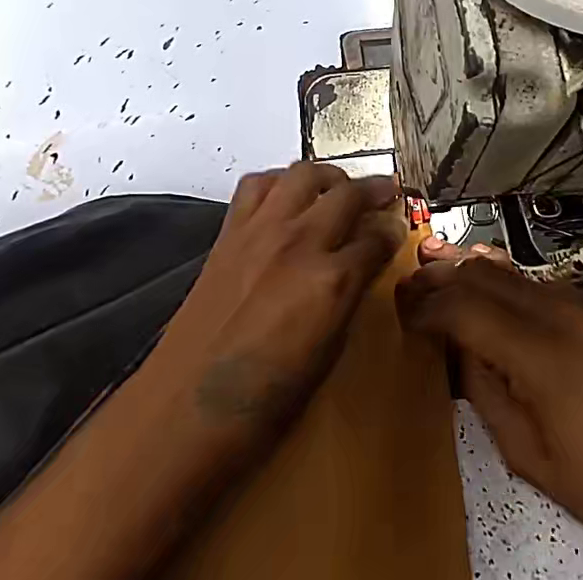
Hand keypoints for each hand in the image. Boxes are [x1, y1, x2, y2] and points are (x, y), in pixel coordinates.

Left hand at [139, 162, 406, 451]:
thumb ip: (351, 297)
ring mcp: (260, 232)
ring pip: (303, 174)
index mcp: (332, 281)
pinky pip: (257, 184)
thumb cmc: (263, 400)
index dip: (393, 232)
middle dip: (375, 190)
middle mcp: (298, 244)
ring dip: (328, 176)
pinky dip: (279, 181)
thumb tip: (364, 268)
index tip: (396, 229)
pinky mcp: (229, 233)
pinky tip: (286, 196)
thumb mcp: (329, 352)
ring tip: (338, 187)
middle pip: (347, 194)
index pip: (378, 239)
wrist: (186, 409)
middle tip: (385, 192)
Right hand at [397, 253, 582, 578]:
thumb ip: (481, 387)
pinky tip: (482, 290)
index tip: (401, 312)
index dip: (425, 306)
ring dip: (468, 273)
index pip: (464, 306)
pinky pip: (535, 283)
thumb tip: (454, 347)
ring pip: (509, 270)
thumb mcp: (525, 451)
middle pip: (483, 274)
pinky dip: (501, 283)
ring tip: (433, 277)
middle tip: (408, 289)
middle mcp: (563, 314)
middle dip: (440, 277)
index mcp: (542, 354)